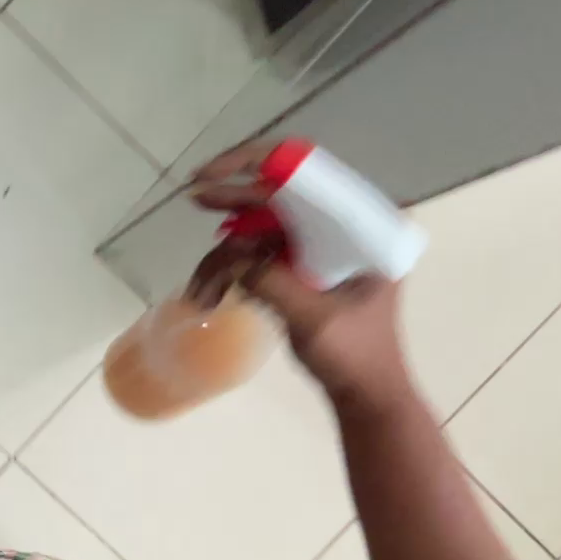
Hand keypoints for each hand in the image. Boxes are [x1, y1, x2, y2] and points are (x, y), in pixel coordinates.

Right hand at [186, 141, 413, 412]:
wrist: (365, 394)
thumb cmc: (354, 356)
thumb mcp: (313, 317)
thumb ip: (272, 281)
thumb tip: (229, 254)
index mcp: (365, 226)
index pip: (309, 176)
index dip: (258, 165)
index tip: (213, 174)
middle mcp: (345, 228)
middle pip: (280, 199)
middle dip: (233, 206)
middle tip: (195, 202)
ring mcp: (324, 249)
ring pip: (262, 233)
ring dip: (224, 261)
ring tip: (199, 296)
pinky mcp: (306, 270)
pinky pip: (261, 258)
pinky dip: (233, 275)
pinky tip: (212, 297)